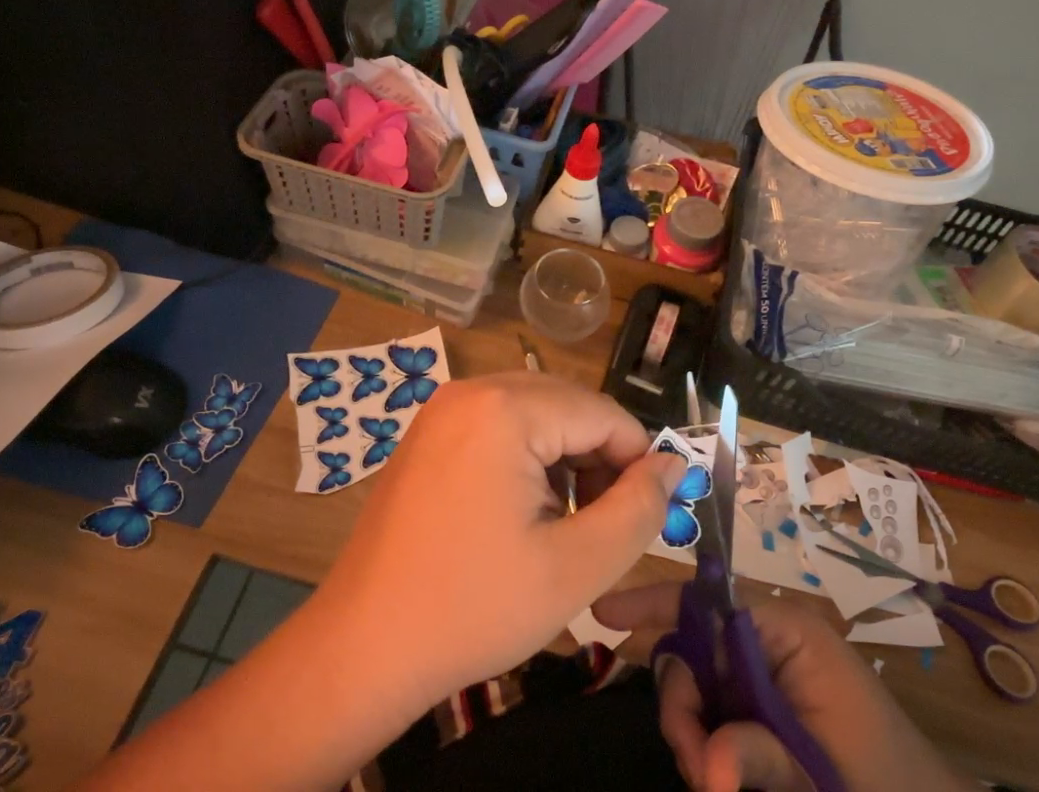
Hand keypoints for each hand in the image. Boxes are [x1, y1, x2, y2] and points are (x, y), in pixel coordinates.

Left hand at [316, 373, 687, 701]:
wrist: (365, 646)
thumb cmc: (474, 609)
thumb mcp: (577, 566)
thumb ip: (639, 508)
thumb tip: (673, 466)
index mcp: (504, 410)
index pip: (604, 414)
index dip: (638, 463)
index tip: (647, 518)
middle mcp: (469, 392)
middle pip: (569, 408)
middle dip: (599, 461)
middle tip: (604, 527)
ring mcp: (441, 412)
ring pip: (536, 417)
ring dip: (566, 462)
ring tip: (565, 527)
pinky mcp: (427, 437)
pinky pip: (499, 429)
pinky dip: (528, 462)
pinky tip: (524, 516)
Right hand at [592, 585, 976, 791]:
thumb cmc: (885, 780)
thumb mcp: (819, 771)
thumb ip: (760, 757)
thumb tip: (704, 762)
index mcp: (786, 633)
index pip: (706, 601)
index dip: (653, 602)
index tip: (603, 614)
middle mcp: (768, 644)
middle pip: (690, 651)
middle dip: (680, 706)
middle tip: (694, 764)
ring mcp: (763, 677)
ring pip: (696, 688)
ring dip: (692, 734)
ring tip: (713, 781)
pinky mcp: (762, 710)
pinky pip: (713, 713)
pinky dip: (706, 745)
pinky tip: (719, 776)